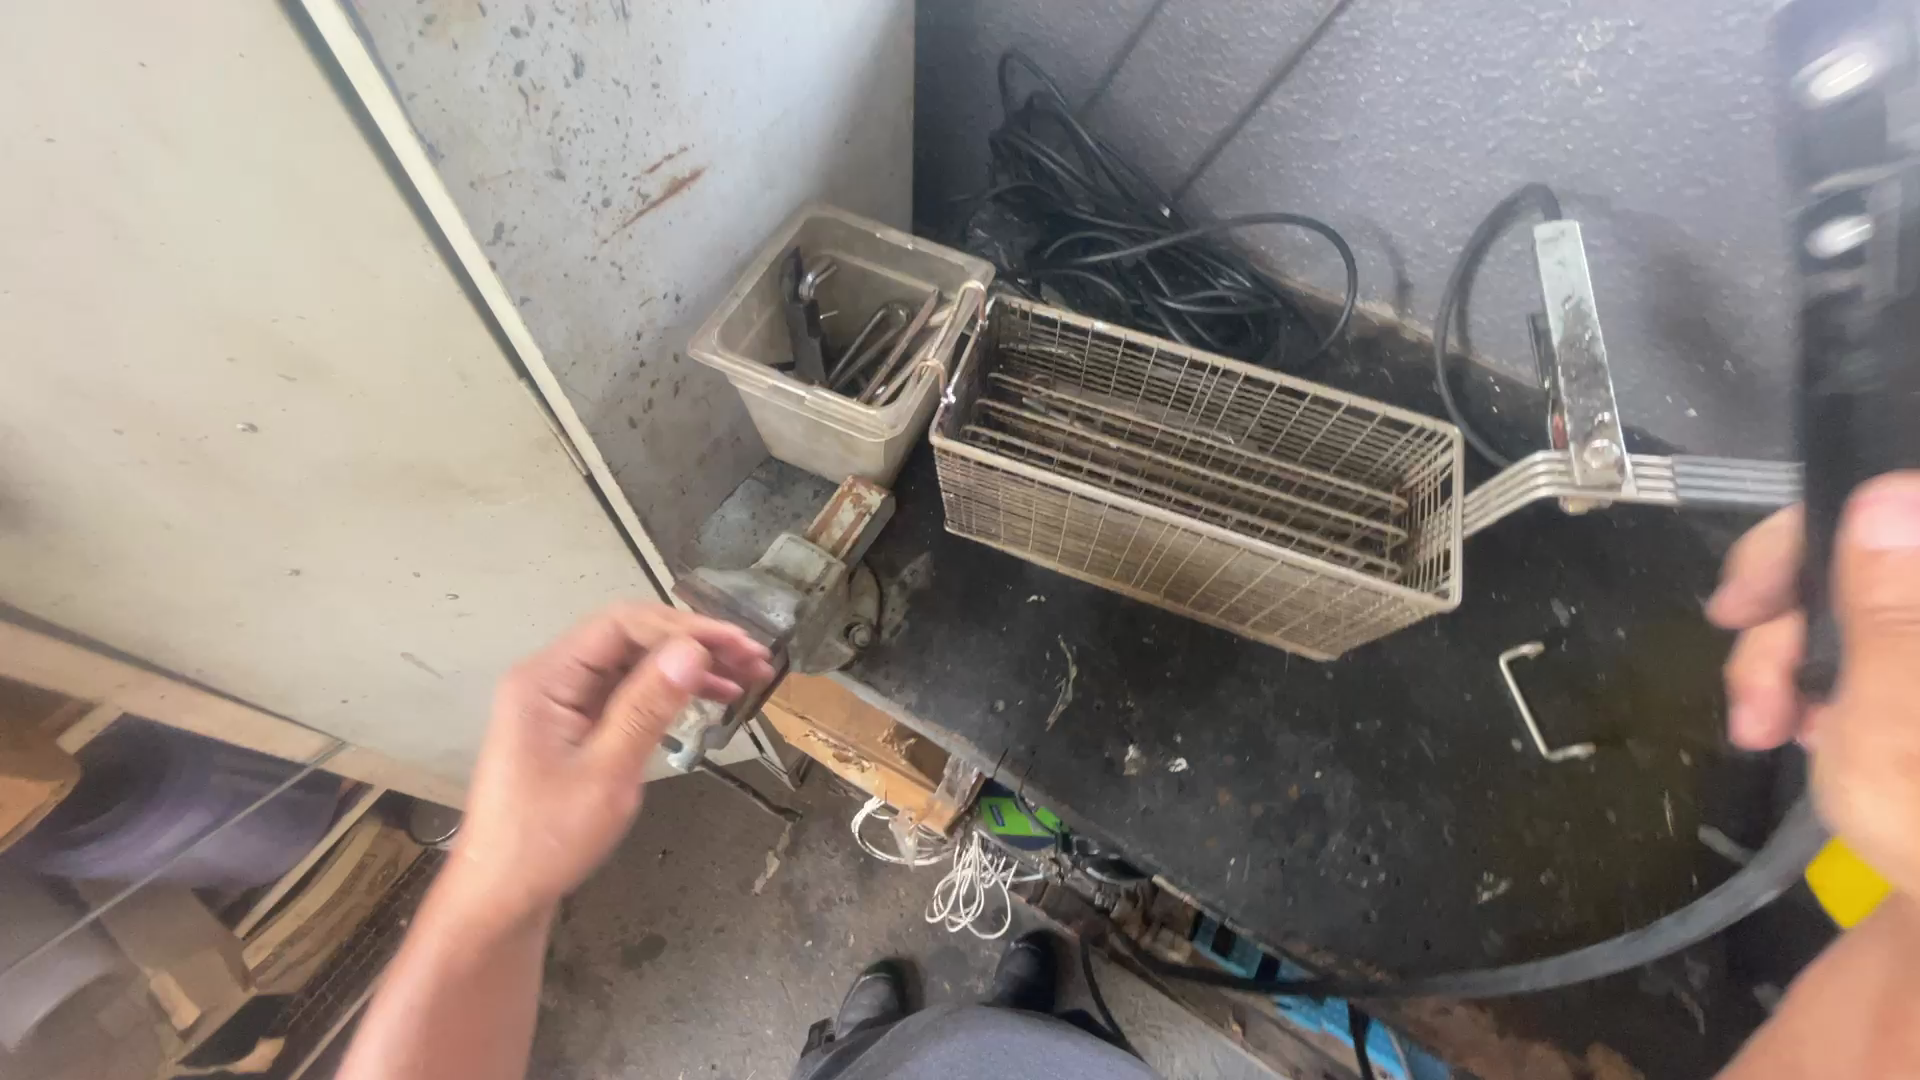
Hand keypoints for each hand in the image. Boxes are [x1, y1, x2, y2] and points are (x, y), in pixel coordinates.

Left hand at [441, 602, 774, 928]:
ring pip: (640, 661)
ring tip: (748, 674)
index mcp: (546, 679)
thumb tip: (693, 650)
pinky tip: (715, 694)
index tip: (736, 644)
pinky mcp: (580, 720)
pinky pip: (634, 688)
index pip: (624, 625)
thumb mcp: (606, 773)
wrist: (502, 899)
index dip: (686, 628)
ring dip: (694, 664)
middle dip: (697, 642)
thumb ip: (648, 706)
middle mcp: (554, 677)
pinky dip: (676, 689)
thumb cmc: (546, 841)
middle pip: (635, 636)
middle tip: (753, 658)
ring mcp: (567, 698)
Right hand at [1708, 472, 1919, 896]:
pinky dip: (1816, 677)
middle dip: (1781, 619)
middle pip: (1862, 563)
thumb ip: (1891, 615)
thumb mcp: (1898, 728)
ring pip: (1850, 610)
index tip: (1744, 604)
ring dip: (1786, 660)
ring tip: (1764, 724)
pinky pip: (1861, 645)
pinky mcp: (1906, 673)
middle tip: (1742, 675)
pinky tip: (1802, 720)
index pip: (1890, 519)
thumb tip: (1884, 496)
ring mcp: (1919, 649)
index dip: (1806, 542)